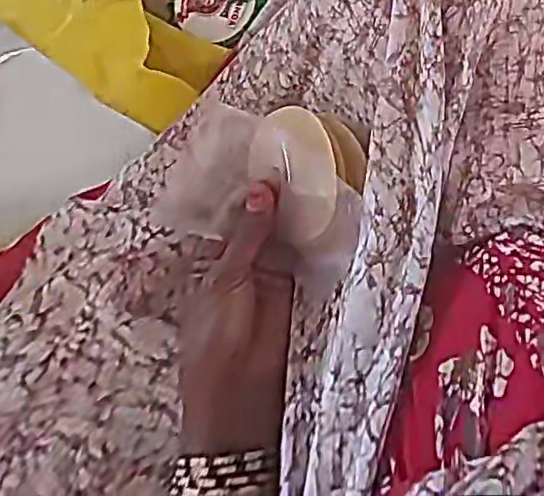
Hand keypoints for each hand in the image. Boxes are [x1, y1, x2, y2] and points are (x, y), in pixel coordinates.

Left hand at [179, 181, 294, 454]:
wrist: (241, 389)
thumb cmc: (216, 338)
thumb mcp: (227, 281)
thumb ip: (249, 236)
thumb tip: (262, 189)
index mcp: (214, 256)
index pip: (233, 214)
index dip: (248, 188)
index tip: (266, 155)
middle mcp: (244, 256)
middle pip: (263, 218)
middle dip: (277, 193)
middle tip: (299, 155)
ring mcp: (271, 267)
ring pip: (285, 229)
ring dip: (299, 208)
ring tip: (318, 171)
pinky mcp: (296, 278)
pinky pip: (306, 248)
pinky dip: (316, 230)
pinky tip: (329, 206)